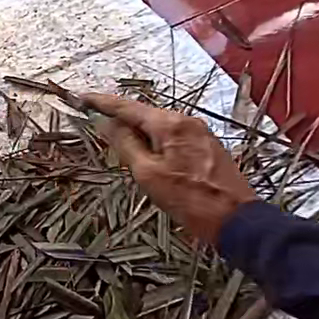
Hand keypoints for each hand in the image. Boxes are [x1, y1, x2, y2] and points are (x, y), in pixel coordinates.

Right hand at [82, 92, 256, 241]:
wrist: (237, 221)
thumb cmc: (189, 199)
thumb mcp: (148, 174)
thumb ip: (125, 144)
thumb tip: (105, 123)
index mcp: (170, 124)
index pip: (127, 107)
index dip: (101, 102)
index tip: (81, 98)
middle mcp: (186, 120)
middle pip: (143, 114)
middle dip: (119, 117)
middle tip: (94, 121)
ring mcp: (199, 132)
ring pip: (158, 125)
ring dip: (136, 131)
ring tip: (117, 141)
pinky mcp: (206, 146)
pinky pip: (172, 135)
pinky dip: (153, 139)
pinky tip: (146, 152)